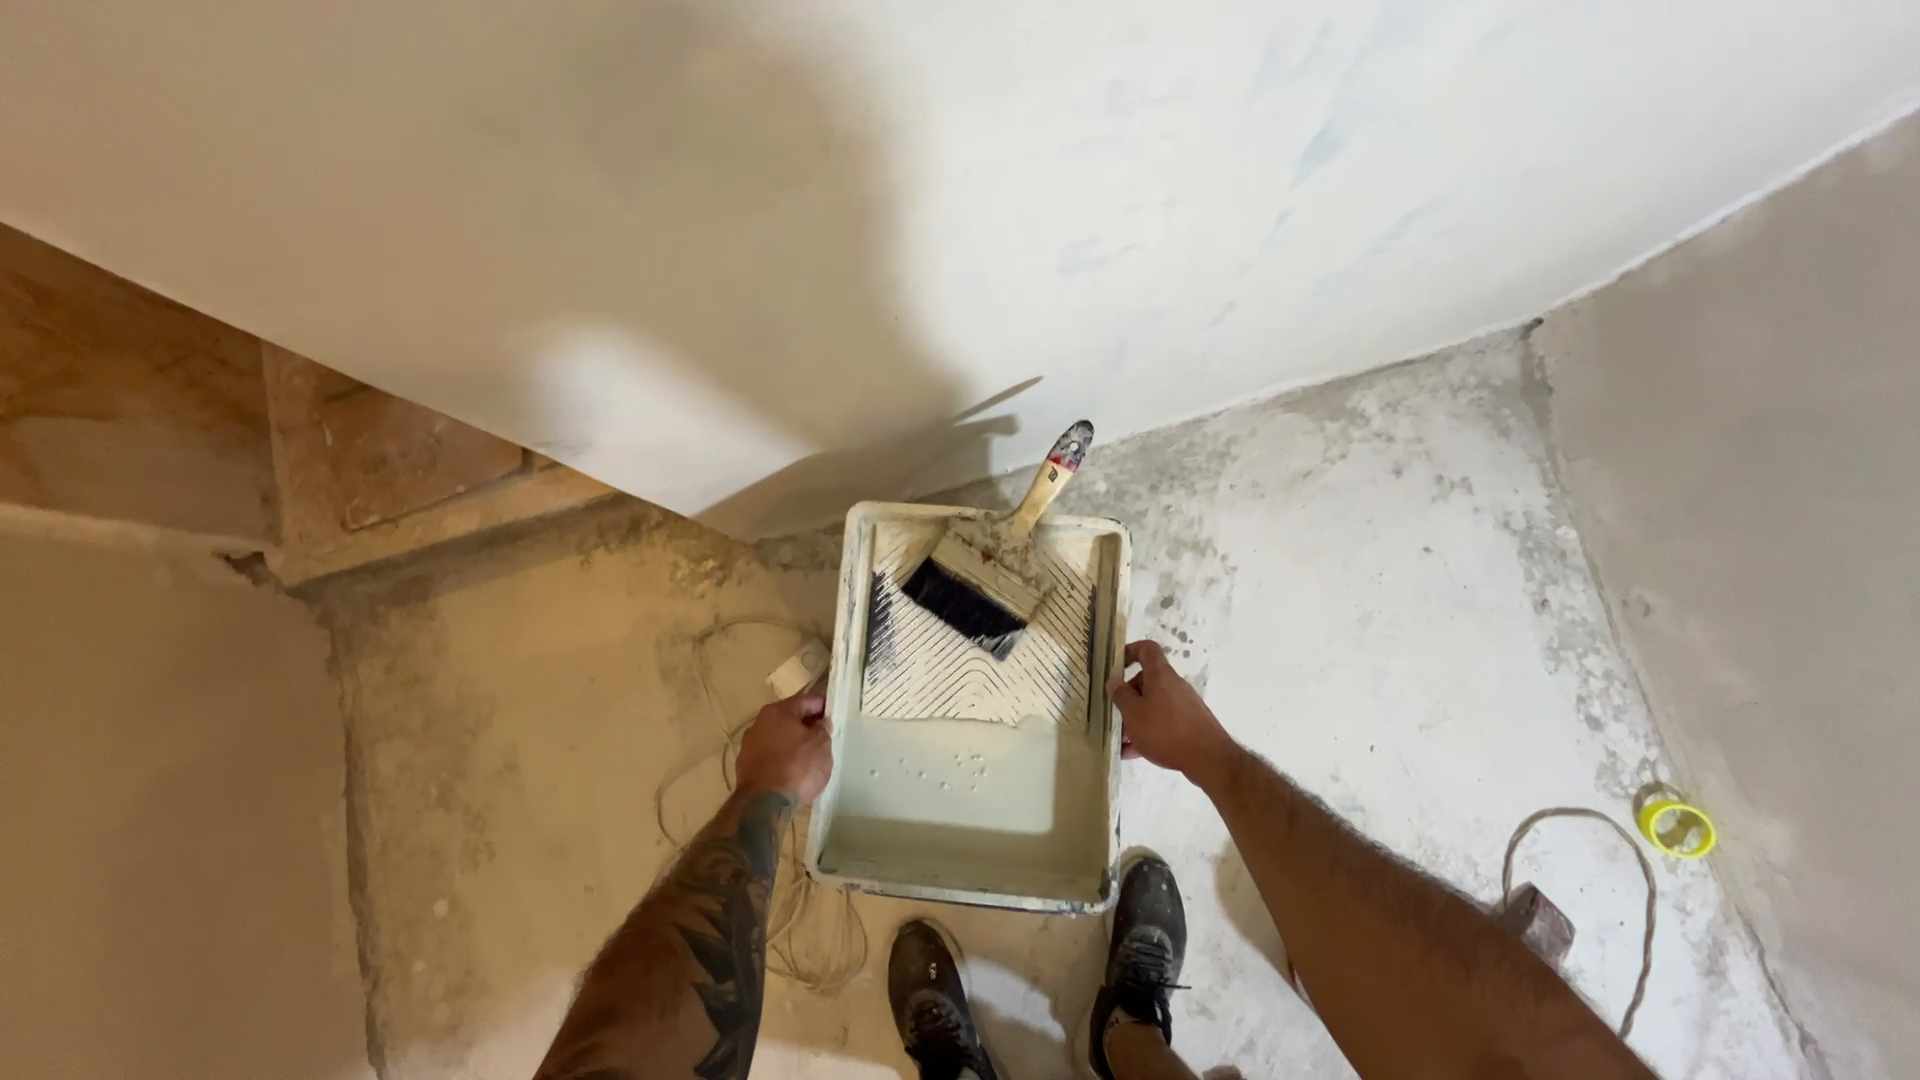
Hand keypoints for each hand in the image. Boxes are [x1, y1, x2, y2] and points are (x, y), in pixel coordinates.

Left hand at [734, 693, 833, 804]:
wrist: (763, 804)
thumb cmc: (796, 767)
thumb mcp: (821, 746)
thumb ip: (823, 729)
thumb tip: (820, 723)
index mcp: (778, 711)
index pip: (806, 700)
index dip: (823, 706)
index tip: (835, 714)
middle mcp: (759, 723)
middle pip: (789, 718)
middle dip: (806, 725)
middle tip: (825, 735)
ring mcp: (749, 745)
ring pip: (778, 737)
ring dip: (792, 742)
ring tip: (810, 755)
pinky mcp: (745, 767)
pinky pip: (770, 756)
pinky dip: (781, 758)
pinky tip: (793, 770)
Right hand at [1107, 640, 1234, 778]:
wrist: (1208, 759)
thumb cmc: (1165, 730)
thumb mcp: (1133, 713)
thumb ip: (1121, 695)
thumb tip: (1114, 680)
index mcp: (1160, 675)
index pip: (1147, 649)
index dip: (1130, 651)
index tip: (1116, 666)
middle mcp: (1174, 685)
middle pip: (1147, 681)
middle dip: (1129, 696)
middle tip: (1116, 714)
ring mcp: (1184, 705)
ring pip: (1153, 705)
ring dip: (1136, 718)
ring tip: (1122, 740)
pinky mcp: (1190, 723)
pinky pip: (1163, 722)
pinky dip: (1148, 732)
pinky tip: (1134, 752)